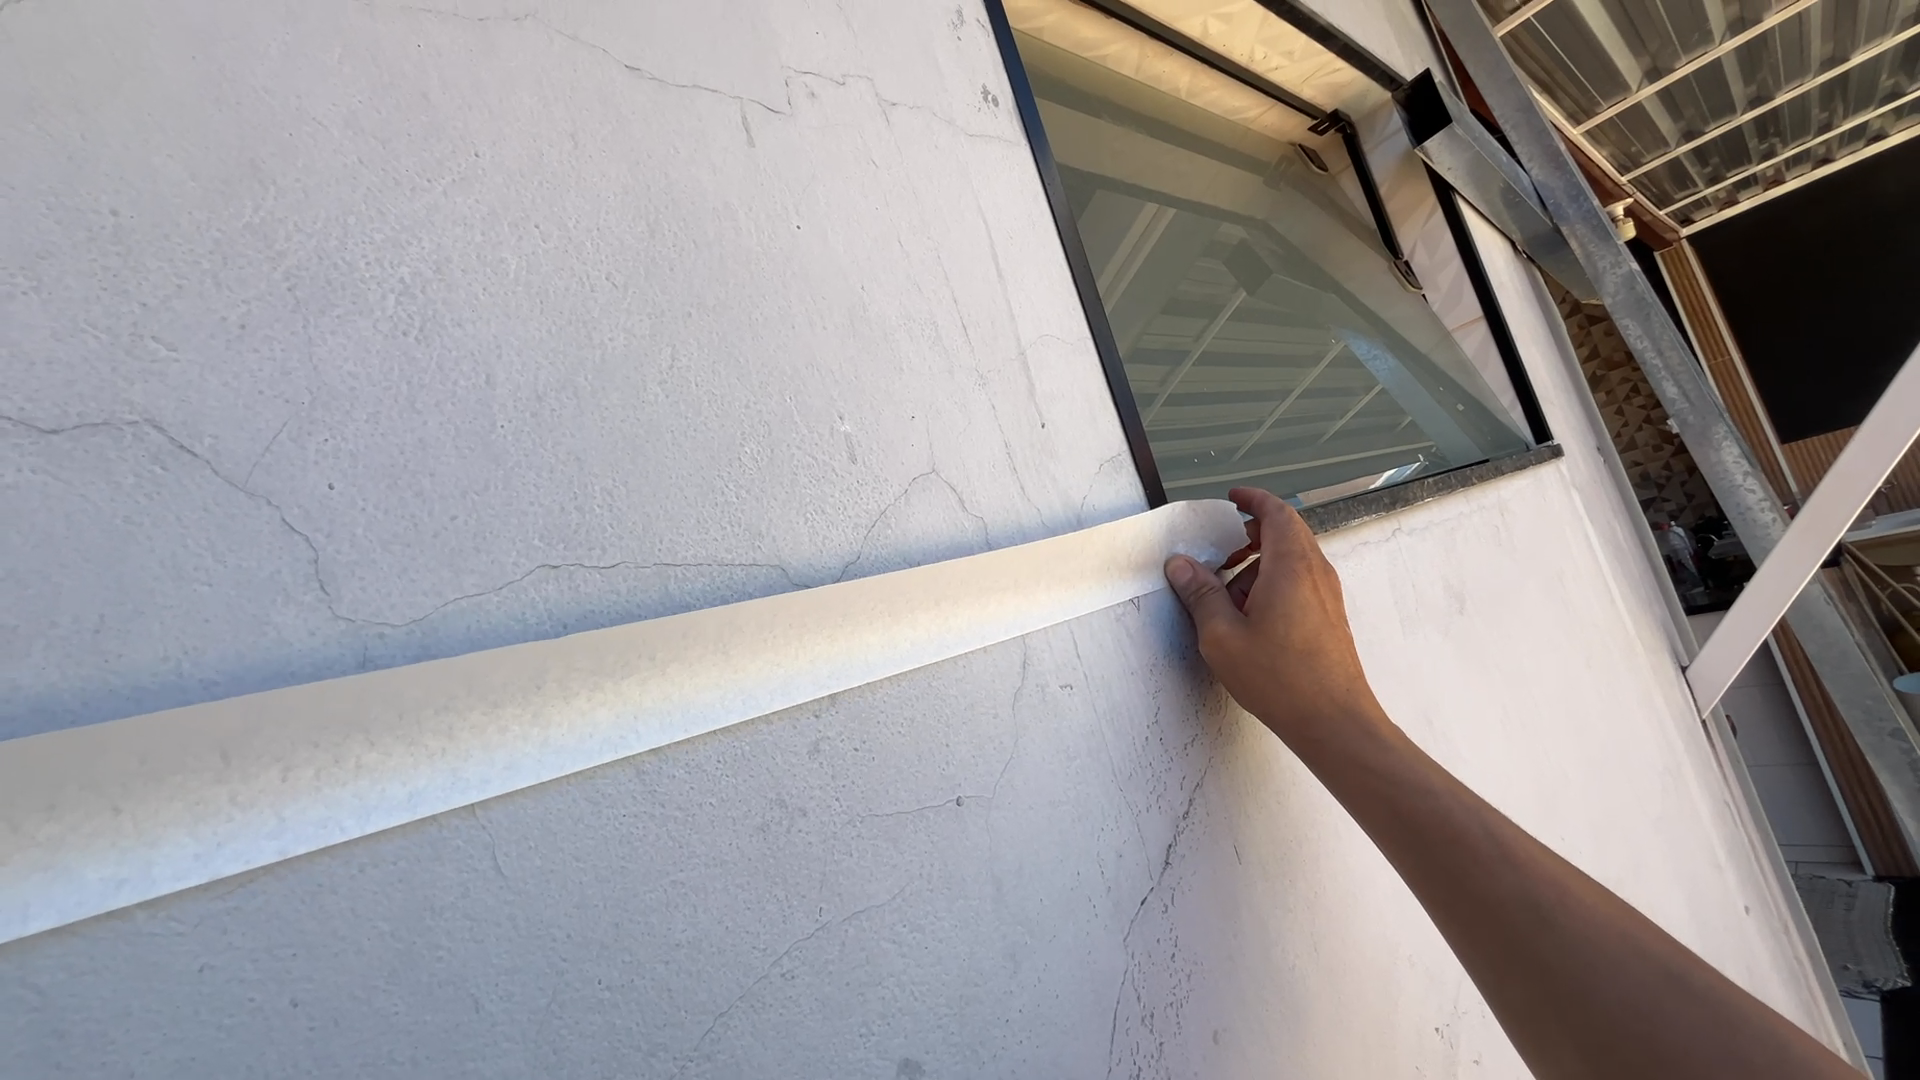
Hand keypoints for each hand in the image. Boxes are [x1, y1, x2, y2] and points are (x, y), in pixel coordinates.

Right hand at [1164, 487, 1387, 745]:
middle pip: (1286, 532)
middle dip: (1250, 534)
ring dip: (1258, 563)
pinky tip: (1250, 616)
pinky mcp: (1328, 616)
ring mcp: (1327, 595)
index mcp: (1290, 566)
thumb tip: (1180, 564)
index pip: (1277, 513)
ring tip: (1228, 594)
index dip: (1254, 500)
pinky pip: (1299, 581)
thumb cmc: (1279, 678)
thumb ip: (1200, 594)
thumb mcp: (1222, 635)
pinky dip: (1272, 582)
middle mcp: (1315, 573)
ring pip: (1292, 558)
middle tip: (1219, 552)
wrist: (1334, 722)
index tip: (1233, 498)